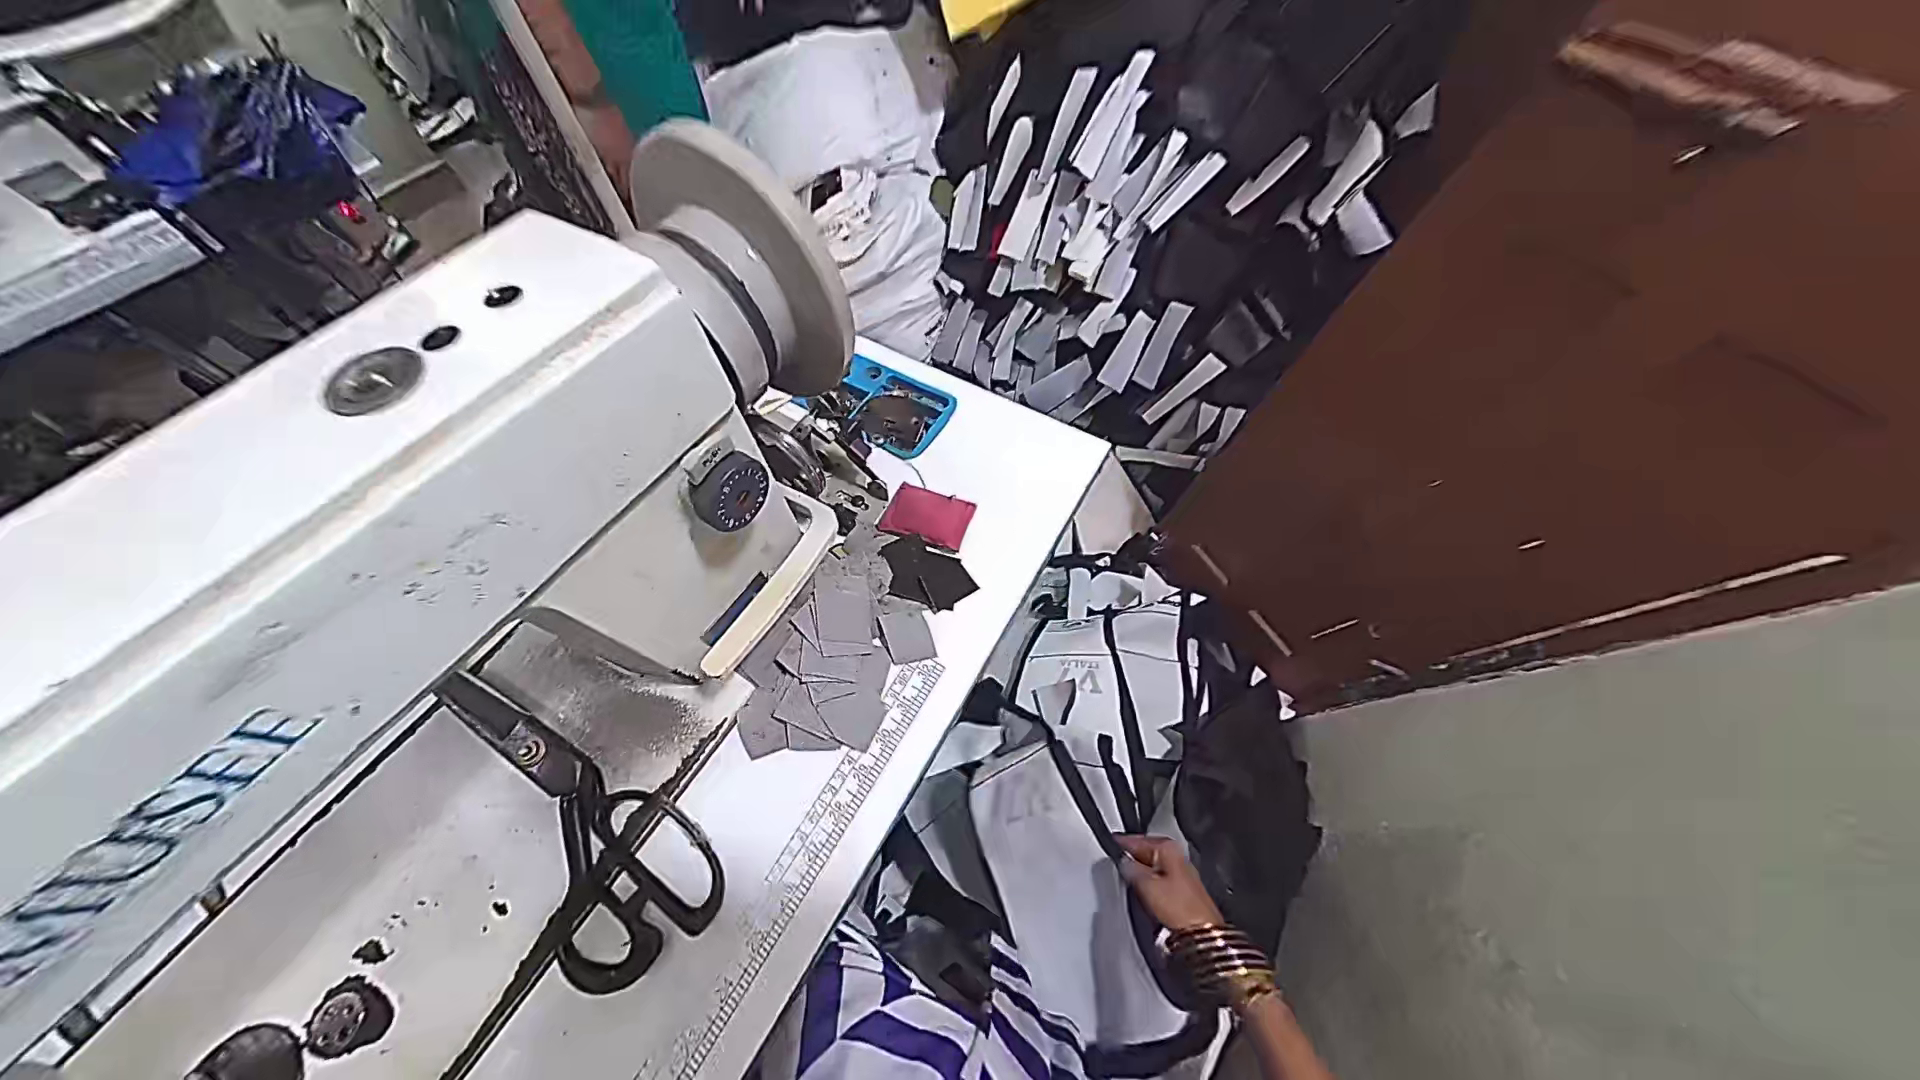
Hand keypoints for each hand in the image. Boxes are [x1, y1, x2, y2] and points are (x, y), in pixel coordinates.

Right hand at [1115, 835, 1223, 931]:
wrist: (1200, 934)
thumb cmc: (1181, 908)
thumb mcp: (1145, 884)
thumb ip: (1129, 868)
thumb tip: (1122, 862)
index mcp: (1168, 848)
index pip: (1137, 840)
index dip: (1122, 843)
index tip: (1110, 844)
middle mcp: (1177, 857)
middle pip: (1145, 853)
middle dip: (1131, 859)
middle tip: (1117, 864)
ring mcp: (1180, 875)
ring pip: (1151, 868)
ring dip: (1139, 874)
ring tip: (1128, 882)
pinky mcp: (1181, 892)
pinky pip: (1157, 882)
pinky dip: (1148, 885)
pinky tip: (1143, 894)